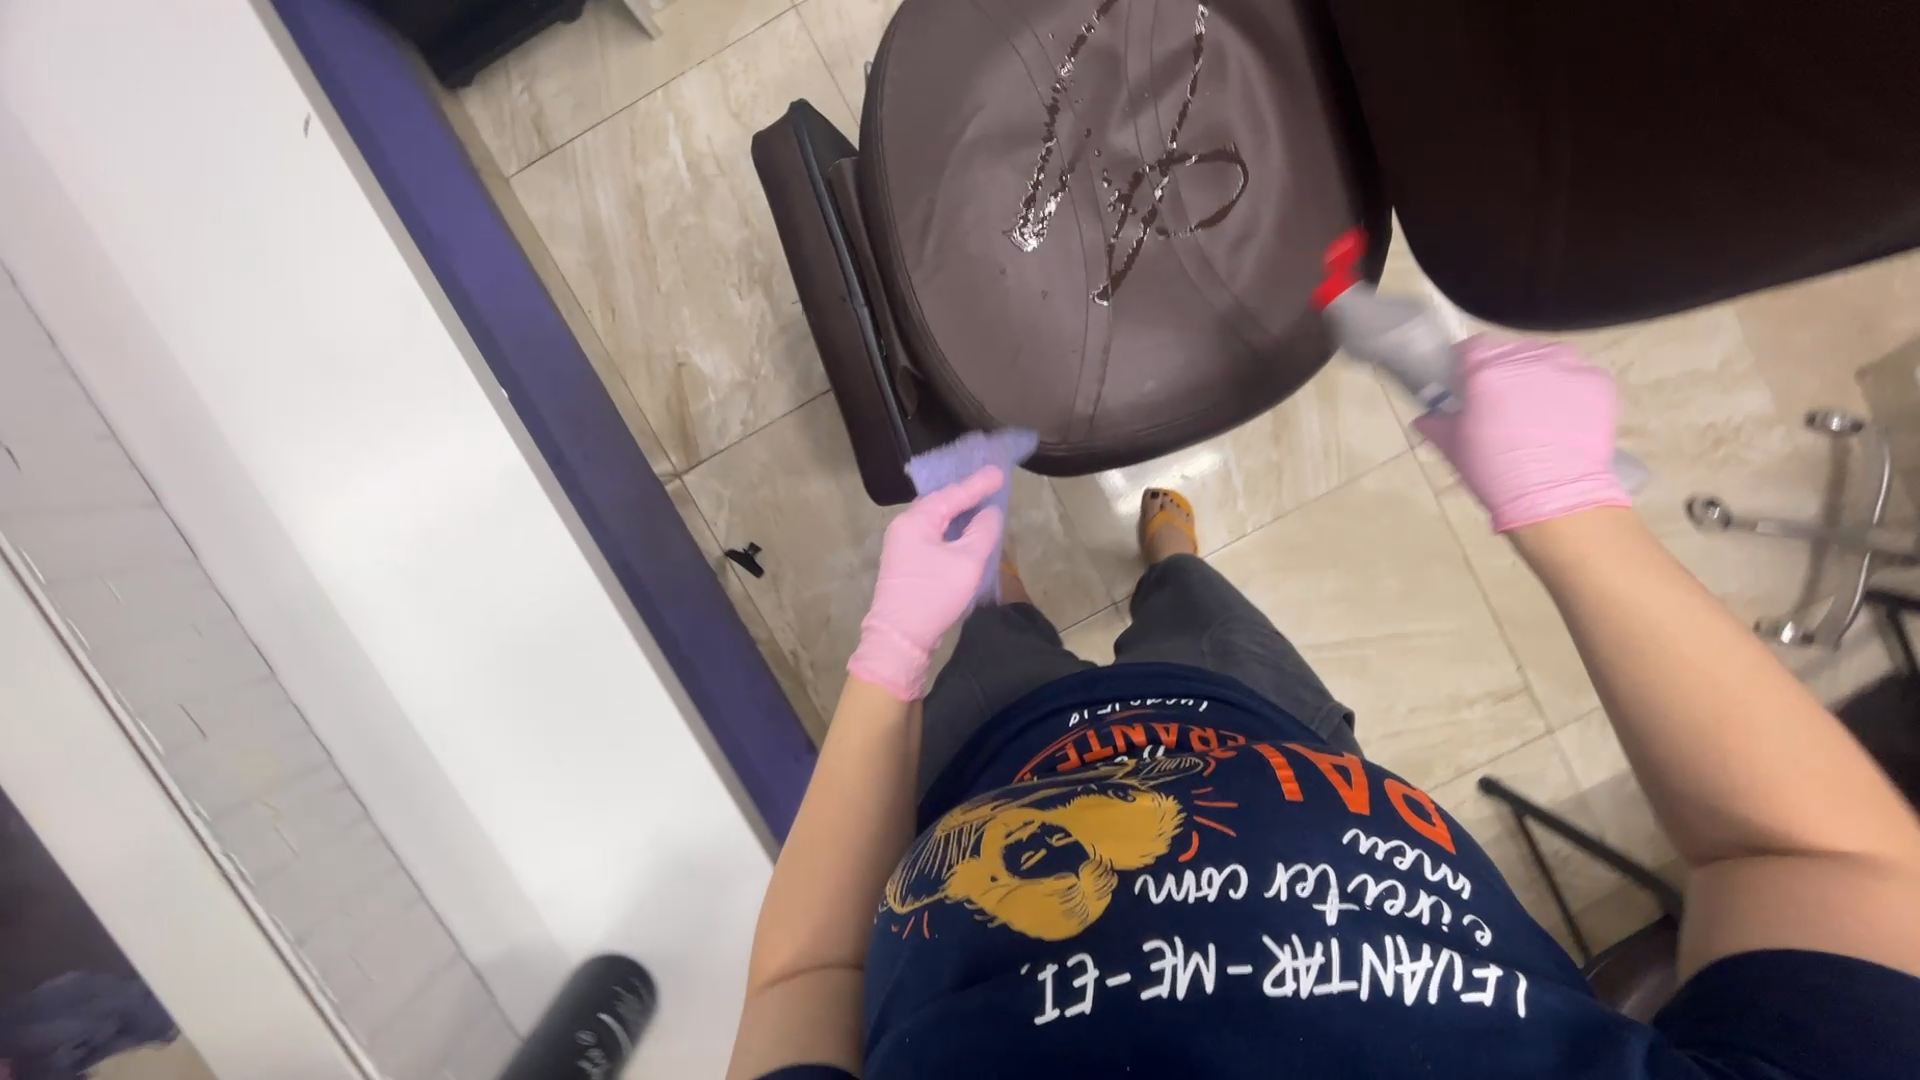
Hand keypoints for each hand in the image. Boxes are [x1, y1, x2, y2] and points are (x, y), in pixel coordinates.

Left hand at [847, 466, 1005, 699]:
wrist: (900, 638)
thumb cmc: (934, 596)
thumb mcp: (967, 562)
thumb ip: (983, 531)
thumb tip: (990, 513)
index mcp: (915, 521)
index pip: (952, 494)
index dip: (978, 484)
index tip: (999, 472)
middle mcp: (904, 528)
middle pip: (940, 503)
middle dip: (966, 494)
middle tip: (991, 483)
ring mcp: (902, 547)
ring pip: (936, 521)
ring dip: (959, 513)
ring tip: (983, 503)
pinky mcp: (907, 565)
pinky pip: (933, 536)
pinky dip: (952, 531)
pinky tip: (966, 532)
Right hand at [1415, 336, 1631, 532]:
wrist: (1553, 493)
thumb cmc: (1492, 469)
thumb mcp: (1452, 446)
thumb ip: (1436, 423)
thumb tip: (1427, 417)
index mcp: (1485, 371)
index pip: (1471, 348)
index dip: (1465, 364)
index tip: (1464, 383)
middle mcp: (1527, 358)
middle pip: (1509, 350)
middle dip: (1501, 369)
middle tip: (1498, 400)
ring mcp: (1568, 367)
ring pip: (1545, 356)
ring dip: (1535, 372)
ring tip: (1533, 405)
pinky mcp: (1598, 381)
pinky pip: (1575, 373)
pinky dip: (1565, 386)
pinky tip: (1560, 414)